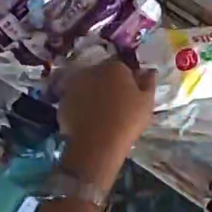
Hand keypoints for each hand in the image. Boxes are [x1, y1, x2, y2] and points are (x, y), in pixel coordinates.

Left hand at [56, 57, 156, 184]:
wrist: (97, 144)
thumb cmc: (127, 120)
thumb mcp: (147, 102)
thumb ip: (148, 83)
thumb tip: (149, 71)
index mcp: (114, 67)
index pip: (123, 68)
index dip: (128, 81)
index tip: (131, 95)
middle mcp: (91, 70)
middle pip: (103, 75)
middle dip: (109, 85)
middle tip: (116, 105)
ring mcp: (74, 85)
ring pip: (87, 86)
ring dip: (93, 94)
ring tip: (101, 114)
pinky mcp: (63, 102)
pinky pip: (75, 101)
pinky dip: (80, 107)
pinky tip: (88, 121)